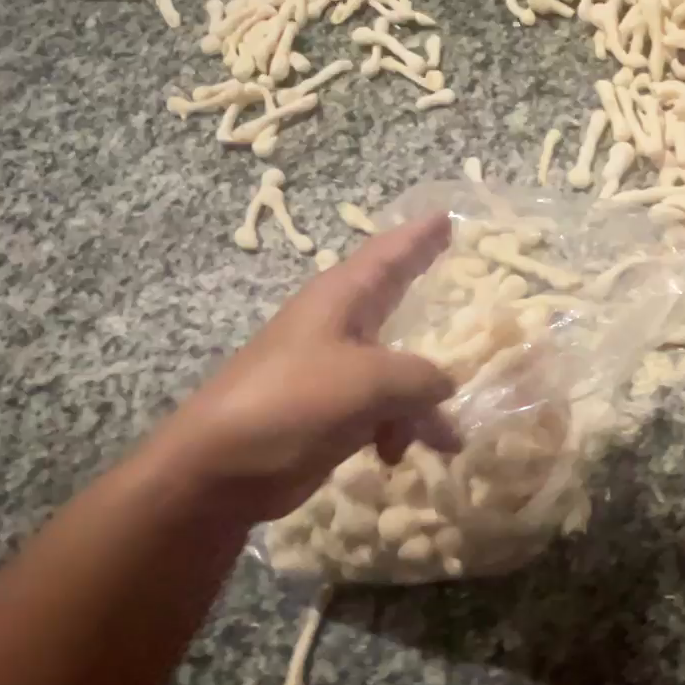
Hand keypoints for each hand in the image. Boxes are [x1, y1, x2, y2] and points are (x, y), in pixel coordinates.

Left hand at [153, 214, 461, 520]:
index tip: (447, 216)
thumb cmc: (293, 401)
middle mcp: (340, 326)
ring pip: (398, 371)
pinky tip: (395, 456)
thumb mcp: (370, 380)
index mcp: (342, 298)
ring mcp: (335, 371)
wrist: (219, 468)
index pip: (388, 253)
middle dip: (429, 300)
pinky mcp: (330, 413)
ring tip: (448, 439)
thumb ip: (422, 377)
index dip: (419, 235)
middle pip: (395, 302)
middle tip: (464, 281)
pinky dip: (396, 430)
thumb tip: (446, 384)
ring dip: (422, 402)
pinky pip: (382, 410)